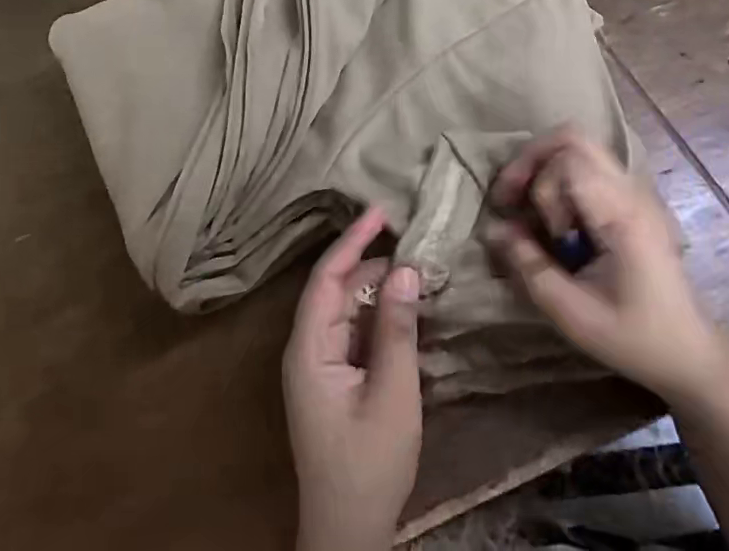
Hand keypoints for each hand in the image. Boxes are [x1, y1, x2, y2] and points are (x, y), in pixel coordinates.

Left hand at [283, 207, 422, 550]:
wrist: (349, 530)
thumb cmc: (369, 463)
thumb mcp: (393, 394)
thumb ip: (399, 329)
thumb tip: (408, 269)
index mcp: (309, 349)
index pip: (326, 278)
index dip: (352, 241)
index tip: (381, 210)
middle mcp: (309, 349)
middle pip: (338, 290)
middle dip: (374, 263)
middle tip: (416, 243)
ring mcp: (322, 364)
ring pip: (350, 308)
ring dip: (381, 288)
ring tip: (419, 268)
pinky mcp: (338, 377)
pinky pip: (358, 330)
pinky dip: (382, 314)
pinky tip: (409, 304)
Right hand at [484, 128, 728, 406]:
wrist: (689, 352)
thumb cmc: (634, 338)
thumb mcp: (573, 314)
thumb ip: (530, 266)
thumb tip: (493, 230)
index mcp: (622, 215)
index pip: (570, 160)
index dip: (540, 185)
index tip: (537, 229)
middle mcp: (631, 191)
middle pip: (573, 138)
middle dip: (531, 160)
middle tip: (510, 198)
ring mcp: (635, 192)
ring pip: (579, 147)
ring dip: (544, 169)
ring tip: (528, 209)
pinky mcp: (632, 201)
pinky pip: (588, 168)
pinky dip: (559, 180)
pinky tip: (553, 220)